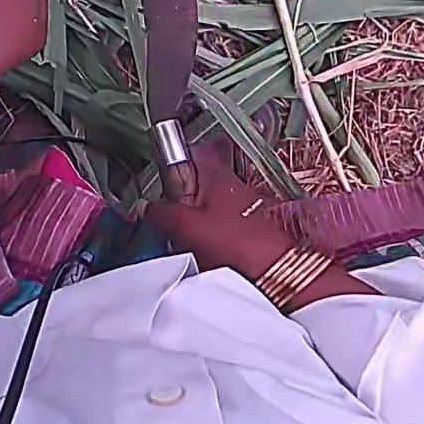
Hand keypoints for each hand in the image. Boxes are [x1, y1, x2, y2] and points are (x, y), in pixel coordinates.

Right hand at [146, 147, 296, 276]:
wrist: (276, 273)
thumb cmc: (237, 244)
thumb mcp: (185, 225)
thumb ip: (162, 212)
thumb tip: (147, 207)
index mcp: (218, 176)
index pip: (193, 150)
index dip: (175, 156)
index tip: (160, 171)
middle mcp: (233, 187)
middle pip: (196, 182)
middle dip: (179, 198)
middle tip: (168, 215)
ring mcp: (243, 209)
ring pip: (206, 206)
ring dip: (192, 220)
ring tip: (184, 239)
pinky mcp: (248, 231)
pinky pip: (218, 227)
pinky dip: (207, 237)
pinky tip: (203, 253)